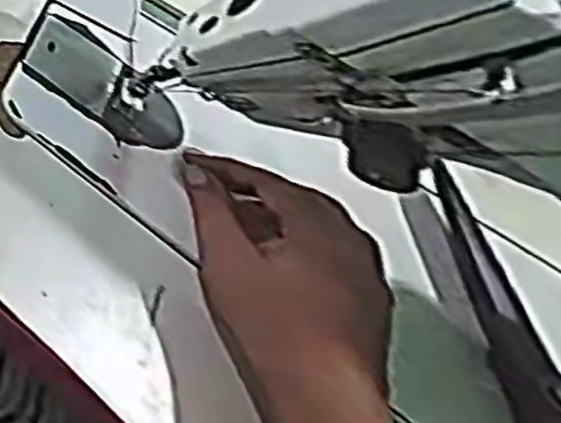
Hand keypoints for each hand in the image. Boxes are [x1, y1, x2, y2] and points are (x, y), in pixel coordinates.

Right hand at [182, 153, 392, 422]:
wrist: (316, 397)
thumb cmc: (280, 336)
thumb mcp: (224, 254)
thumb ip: (208, 206)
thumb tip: (199, 178)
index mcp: (323, 232)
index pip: (268, 180)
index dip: (224, 167)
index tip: (196, 163)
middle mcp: (353, 252)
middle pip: (298, 199)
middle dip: (252, 186)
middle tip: (213, 181)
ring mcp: (364, 283)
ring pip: (315, 227)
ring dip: (273, 213)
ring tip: (233, 215)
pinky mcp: (363, 308)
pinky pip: (327, 254)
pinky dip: (292, 240)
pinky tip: (265, 253)